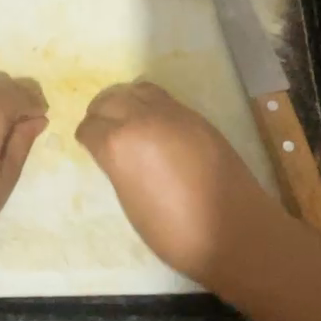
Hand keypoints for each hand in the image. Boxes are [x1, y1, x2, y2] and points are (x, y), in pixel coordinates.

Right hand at [75, 81, 282, 283]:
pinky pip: (162, 97)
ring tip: (125, 120)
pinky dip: (149, 103)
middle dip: (100, 113)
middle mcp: (142, 119)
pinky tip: (152, 124)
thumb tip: (116, 154)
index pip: (90, 127)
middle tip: (101, 129)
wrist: (234, 231)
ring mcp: (172, 114)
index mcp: (119, 144)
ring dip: (125, 100)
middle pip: (110, 100)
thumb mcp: (131, 202)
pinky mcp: (196, 117)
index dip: (86, 137)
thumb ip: (118, 167)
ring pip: (137, 89)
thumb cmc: (175, 232)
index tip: (88, 145)